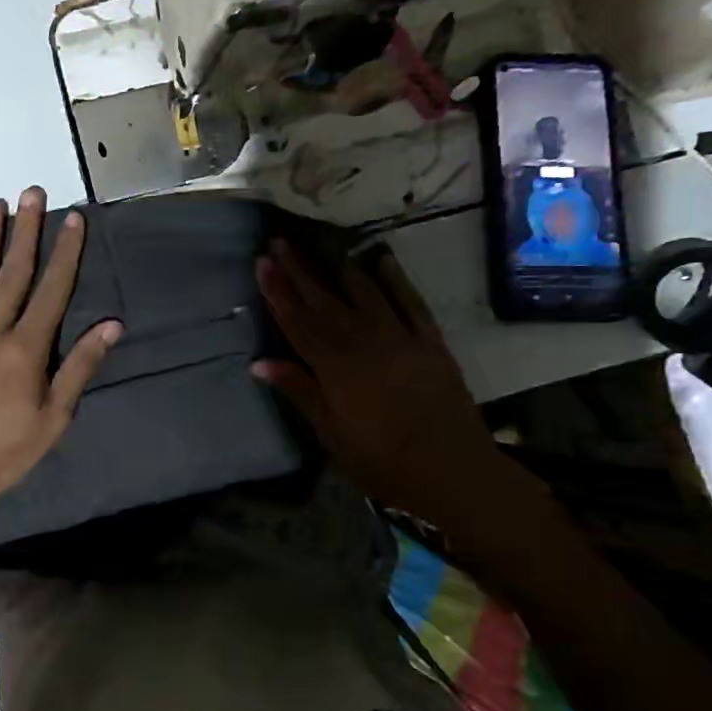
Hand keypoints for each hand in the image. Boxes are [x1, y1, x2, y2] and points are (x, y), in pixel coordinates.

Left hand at [0, 187, 121, 531]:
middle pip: (13, 273)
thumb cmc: (4, 452)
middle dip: (25, 231)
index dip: (65, 252)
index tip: (72, 219)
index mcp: (26, 349)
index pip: (52, 290)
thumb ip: (79, 367)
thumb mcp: (54, 419)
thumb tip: (111, 326)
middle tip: (31, 192)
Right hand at [252, 240, 499, 517]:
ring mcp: (399, 336)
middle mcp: (363, 341)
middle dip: (300, 270)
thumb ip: (300, 392)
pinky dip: (395, 279)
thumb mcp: (332, 435)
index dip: (278, 290)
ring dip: (339, 267)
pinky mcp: (430, 340)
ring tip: (321, 244)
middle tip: (280, 241)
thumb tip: (259, 363)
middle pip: (325, 300)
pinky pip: (410, 301)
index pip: (298, 321)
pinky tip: (382, 260)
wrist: (452, 469)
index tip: (262, 262)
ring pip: (363, 293)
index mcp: (334, 366)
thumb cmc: (383, 461)